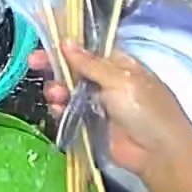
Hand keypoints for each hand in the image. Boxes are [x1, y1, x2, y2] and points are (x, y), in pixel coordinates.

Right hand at [30, 44, 191, 175]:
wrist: (158, 154)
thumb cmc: (146, 110)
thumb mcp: (120, 79)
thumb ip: (90, 63)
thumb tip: (66, 42)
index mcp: (119, 64)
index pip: (88, 48)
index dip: (66, 42)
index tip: (45, 37)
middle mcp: (106, 80)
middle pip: (73, 67)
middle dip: (53, 63)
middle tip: (33, 61)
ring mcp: (98, 102)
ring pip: (67, 89)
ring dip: (56, 88)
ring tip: (56, 95)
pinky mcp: (89, 123)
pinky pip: (68, 110)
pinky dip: (60, 107)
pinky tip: (58, 108)